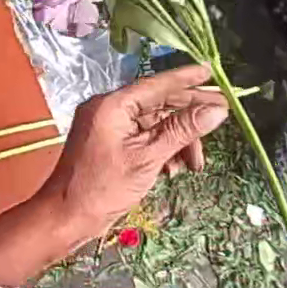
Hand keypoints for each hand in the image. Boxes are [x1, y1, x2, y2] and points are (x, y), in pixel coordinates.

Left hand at [32, 64, 228, 242]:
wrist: (66, 215)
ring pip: (152, 123)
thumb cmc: (103, 187)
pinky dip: (160, 150)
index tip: (211, 72)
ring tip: (193, 164)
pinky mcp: (108, 142)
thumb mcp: (149, 158)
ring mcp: (106, 126)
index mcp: (112, 105)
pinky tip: (172, 170)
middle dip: (187, 116)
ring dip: (176, 141)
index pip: (156, 85)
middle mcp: (107, 109)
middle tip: (220, 118)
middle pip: (156, 103)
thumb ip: (182, 131)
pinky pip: (141, 137)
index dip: (186, 79)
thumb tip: (216, 110)